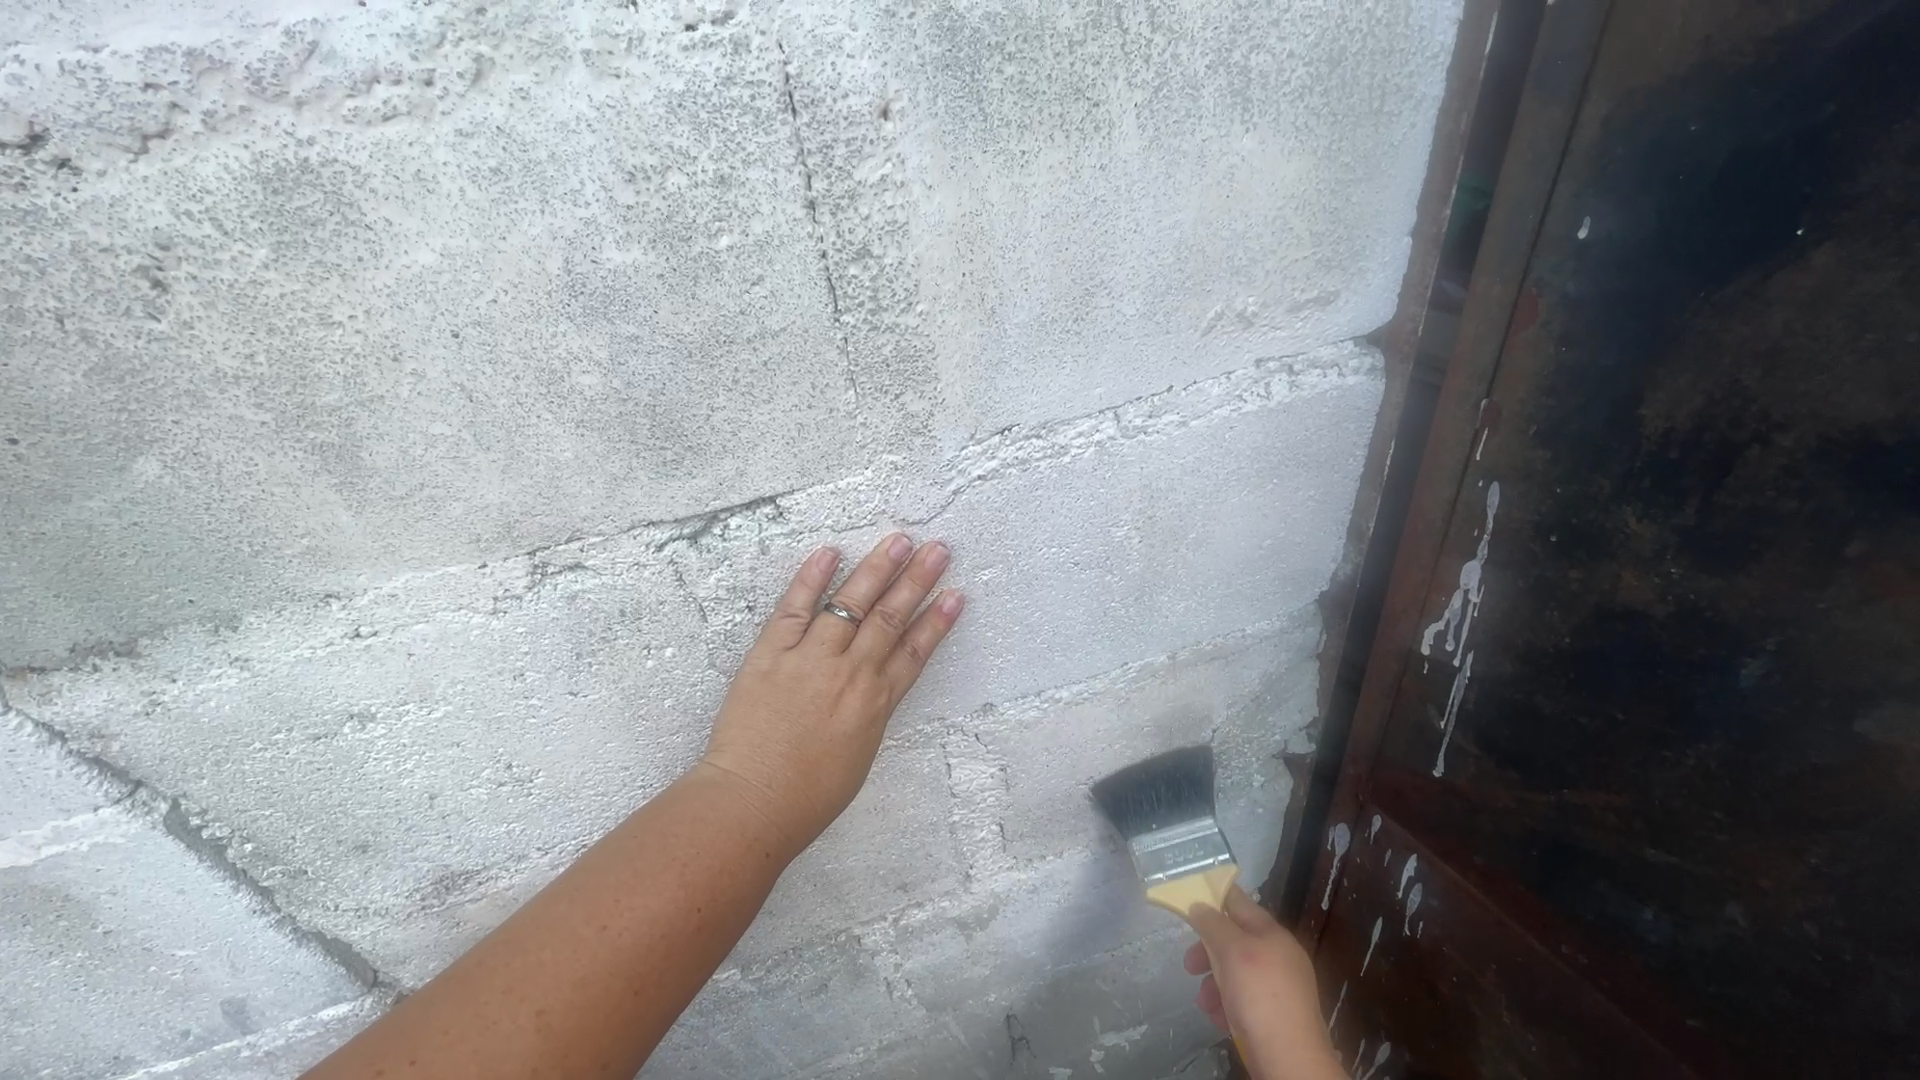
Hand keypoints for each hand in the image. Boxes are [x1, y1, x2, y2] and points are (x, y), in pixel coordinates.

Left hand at [698, 533, 963, 854]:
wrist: (754, 803)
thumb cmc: (806, 797)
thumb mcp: (858, 756)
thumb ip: (868, 714)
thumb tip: (872, 690)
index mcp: (875, 704)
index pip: (915, 651)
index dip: (938, 621)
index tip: (956, 594)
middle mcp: (851, 674)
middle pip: (891, 617)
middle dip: (918, 580)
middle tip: (938, 550)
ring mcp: (811, 659)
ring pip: (851, 604)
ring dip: (878, 569)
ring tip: (900, 540)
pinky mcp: (772, 653)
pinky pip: (795, 607)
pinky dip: (812, 578)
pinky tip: (830, 552)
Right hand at [1184, 886, 1344, 1079]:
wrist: (1290, 1063)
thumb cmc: (1260, 998)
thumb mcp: (1232, 952)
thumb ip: (1213, 924)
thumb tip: (1200, 906)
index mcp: (1273, 934)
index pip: (1239, 902)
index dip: (1214, 897)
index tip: (1189, 901)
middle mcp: (1279, 956)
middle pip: (1234, 940)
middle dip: (1207, 951)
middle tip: (1189, 965)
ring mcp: (1280, 987)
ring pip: (1236, 972)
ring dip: (1213, 982)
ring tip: (1203, 1002)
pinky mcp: (1276, 1015)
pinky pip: (1244, 998)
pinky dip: (1227, 1003)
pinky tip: (1217, 1017)